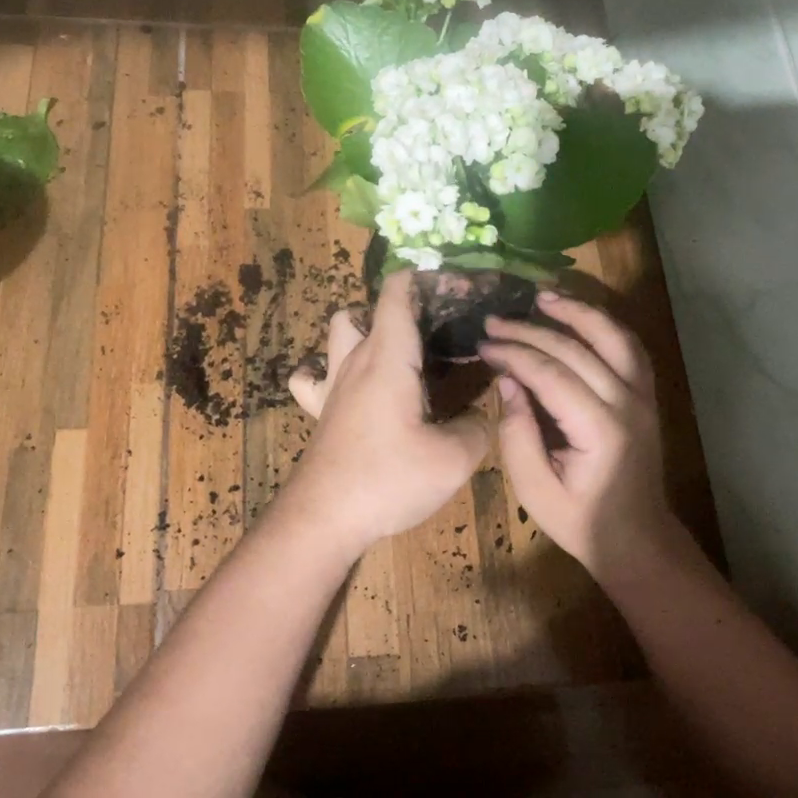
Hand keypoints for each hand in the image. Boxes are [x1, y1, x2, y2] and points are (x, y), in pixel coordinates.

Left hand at [281, 271, 489, 552]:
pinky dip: (329, 368)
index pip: (398, 291)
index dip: (429, 279)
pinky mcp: (321, 410)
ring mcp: (333, 383)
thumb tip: (483, 413)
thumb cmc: (388, 479)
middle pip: (372, 309)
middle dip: (408, 306)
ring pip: (342, 332)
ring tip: (402, 351)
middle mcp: (355, 359)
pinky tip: (351, 384)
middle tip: (442, 329)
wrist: (324, 517)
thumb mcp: (453, 459)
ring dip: (368, 329)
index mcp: (388, 356)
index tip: (461, 290)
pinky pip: (314, 374)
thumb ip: (478, 427)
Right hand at [479, 292, 682, 580]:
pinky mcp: (646, 395)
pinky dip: (604, 326)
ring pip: (612, 337)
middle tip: (493, 321)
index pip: (551, 374)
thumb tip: (509, 382)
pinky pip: (629, 348)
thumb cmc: (580, 520)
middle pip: (575, 350)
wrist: (636, 539)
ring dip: (576, 312)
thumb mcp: (535, 489)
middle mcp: (627, 404)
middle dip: (530, 331)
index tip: (483, 345)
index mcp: (599, 430)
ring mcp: (642, 397)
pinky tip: (578, 316)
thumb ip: (518, 434)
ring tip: (541, 296)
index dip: (514, 354)